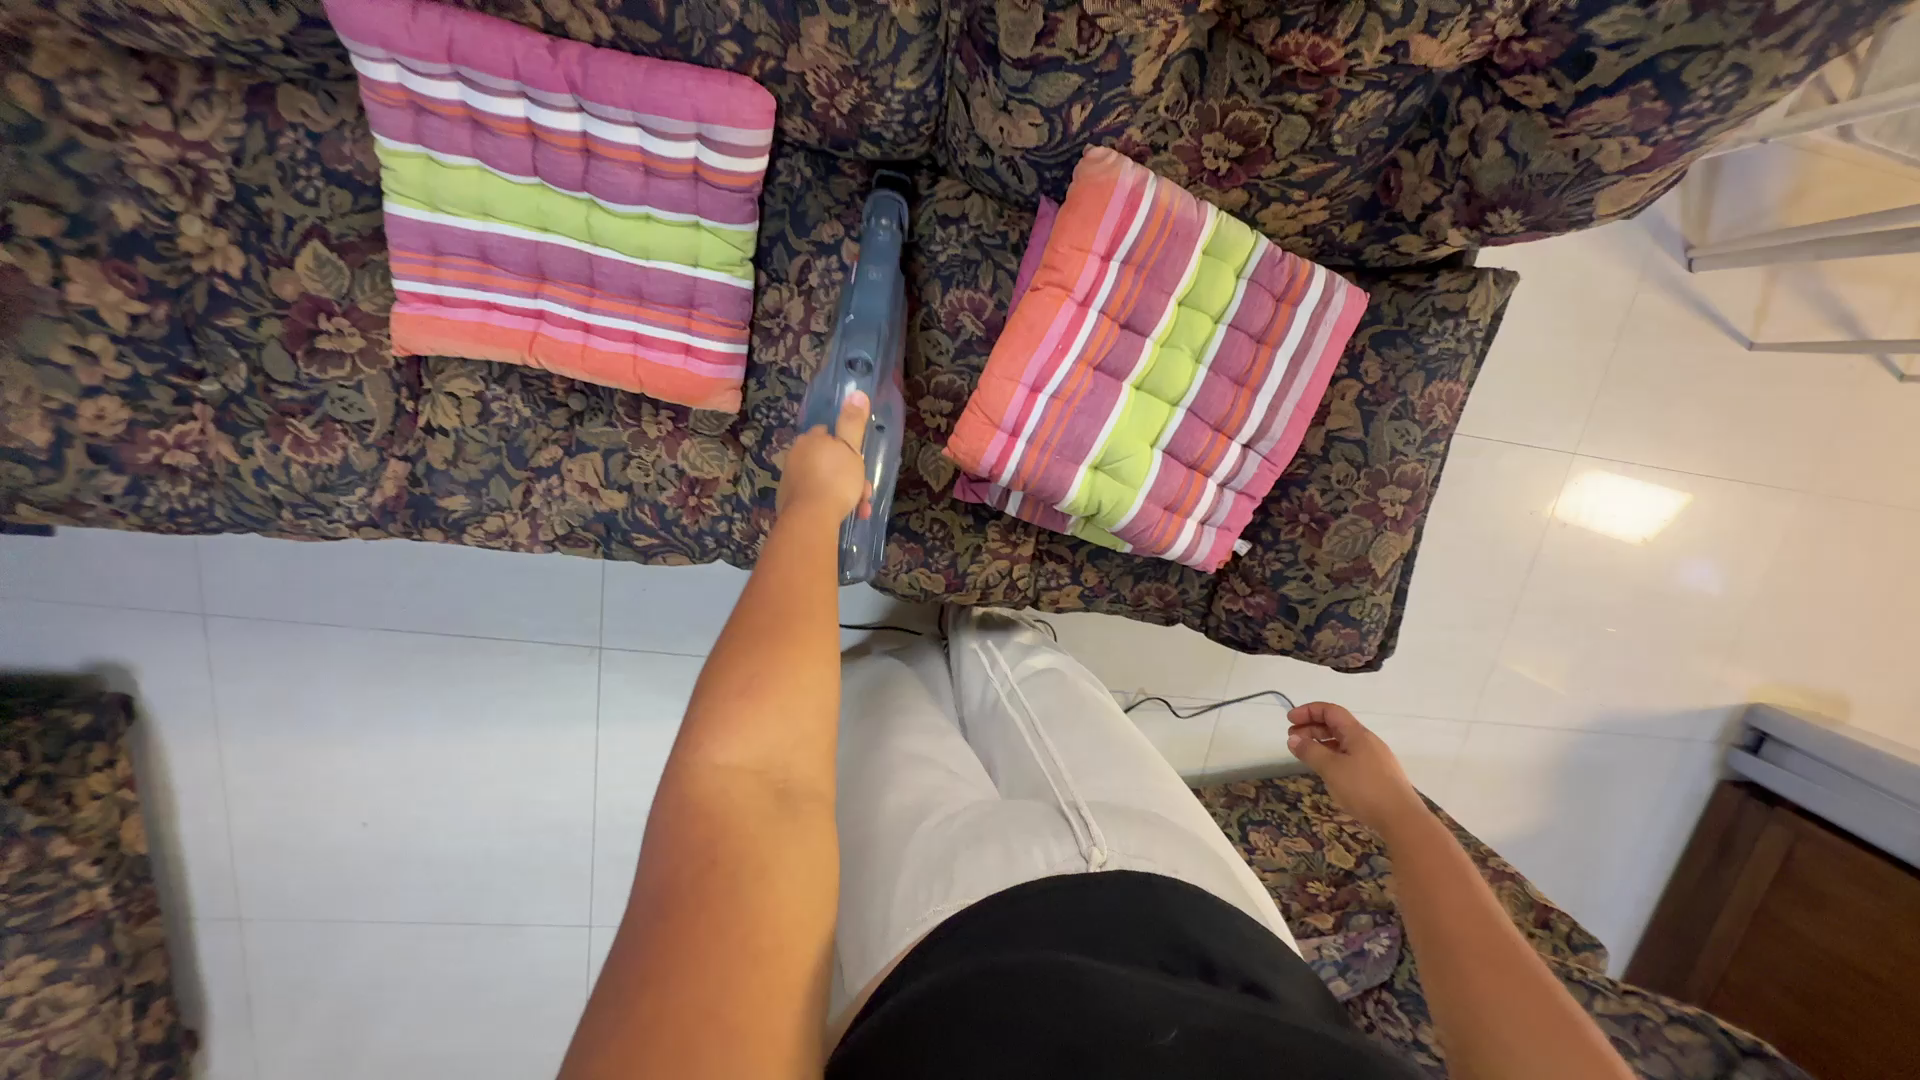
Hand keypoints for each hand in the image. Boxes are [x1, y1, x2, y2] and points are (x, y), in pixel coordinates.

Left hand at [777, 390, 871, 522]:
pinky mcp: (789, 502)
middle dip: (849, 475)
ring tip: (859, 509)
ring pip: (824, 481)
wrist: (811, 518)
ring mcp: (790, 480)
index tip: (858, 461)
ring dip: (844, 494)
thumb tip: (856, 392)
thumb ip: (852, 422)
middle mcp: (795, 456)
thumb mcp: (851, 449)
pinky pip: (815, 498)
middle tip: (863, 492)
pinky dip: (830, 505)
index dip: (846, 446)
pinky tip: (843, 516)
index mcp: (809, 440)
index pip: (828, 433)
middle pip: (828, 461)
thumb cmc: (835, 480)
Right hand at [1287, 702, 1429, 839]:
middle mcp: (1367, 741)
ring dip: (1321, 743)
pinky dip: (1333, 756)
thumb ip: (1310, 751)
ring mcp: (1375, 758)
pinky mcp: (1378, 775)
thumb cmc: (1364, 789)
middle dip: (1311, 728)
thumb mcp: (1331, 768)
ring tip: (1306, 755)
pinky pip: (1350, 756)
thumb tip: (1293, 739)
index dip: (1308, 711)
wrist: (1403, 820)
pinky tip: (1327, 771)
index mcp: (1357, 734)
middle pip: (1336, 725)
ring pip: (1343, 742)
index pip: (1330, 711)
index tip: (1289, 720)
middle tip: (1292, 740)